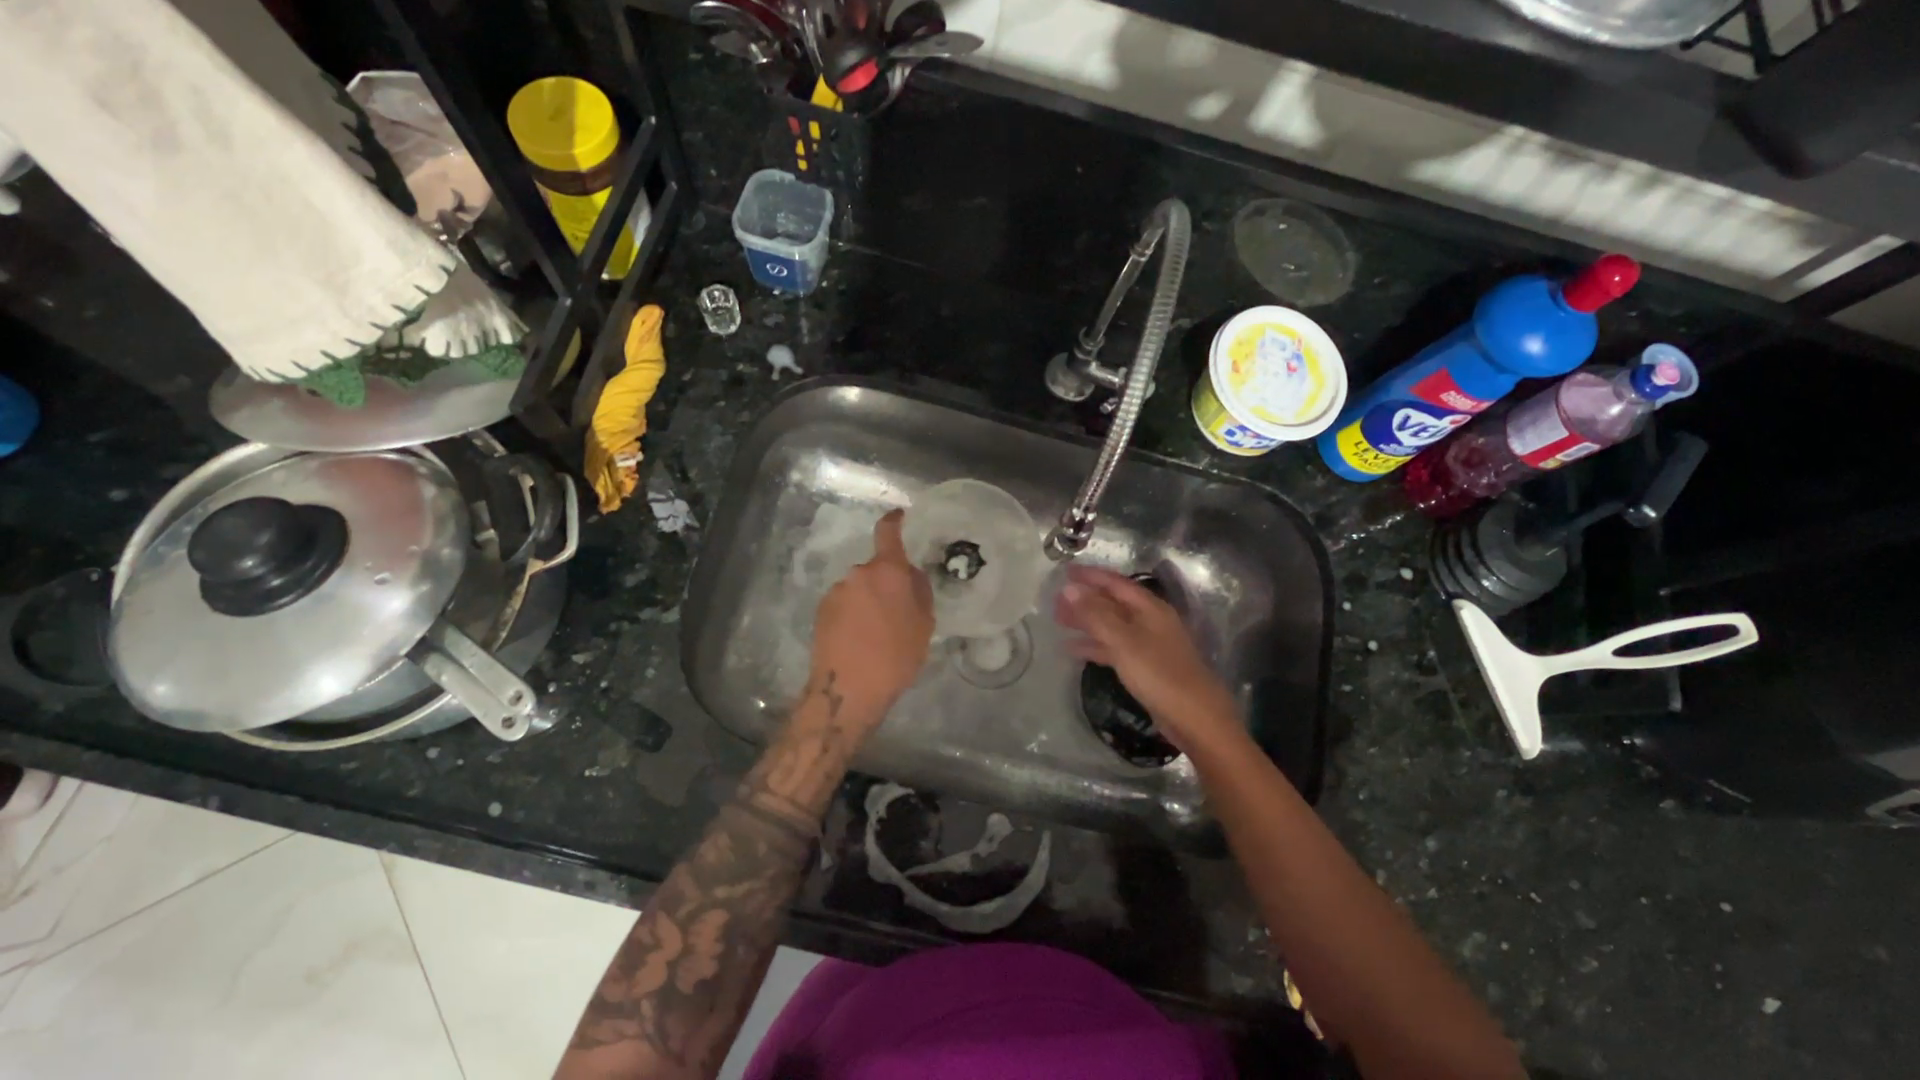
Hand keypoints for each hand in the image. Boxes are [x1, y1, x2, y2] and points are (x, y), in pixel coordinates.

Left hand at [808, 509, 935, 724]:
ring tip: (877, 634)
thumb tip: (910, 574)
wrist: (848, 688)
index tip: (899, 516)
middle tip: (899, 613)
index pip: (888, 532)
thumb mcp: (924, 625)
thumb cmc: (896, 655)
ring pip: (859, 589)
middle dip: (886, 584)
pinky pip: (844, 605)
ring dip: (868, 602)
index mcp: (888, 571)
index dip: (894, 521)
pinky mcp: (821, 611)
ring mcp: (836, 592)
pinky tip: (859, 641)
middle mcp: (858, 573)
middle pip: (876, 570)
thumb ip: (919, 592)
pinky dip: (853, 616)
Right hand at [1053, 565, 1242, 753]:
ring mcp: (1149, 645)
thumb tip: (1069, 588)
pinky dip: (1095, 646)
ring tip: (1060, 622)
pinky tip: (1074, 651)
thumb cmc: (1159, 674)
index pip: (1116, 583)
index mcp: (1150, 608)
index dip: (1090, 576)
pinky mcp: (1146, 667)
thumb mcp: (1124, 641)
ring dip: (1087, 622)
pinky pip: (1115, 648)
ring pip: (1112, 626)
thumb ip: (1096, 614)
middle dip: (1085, 600)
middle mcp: (1150, 621)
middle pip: (1113, 603)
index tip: (1064, 571)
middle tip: (1055, 601)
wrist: (1195, 718)